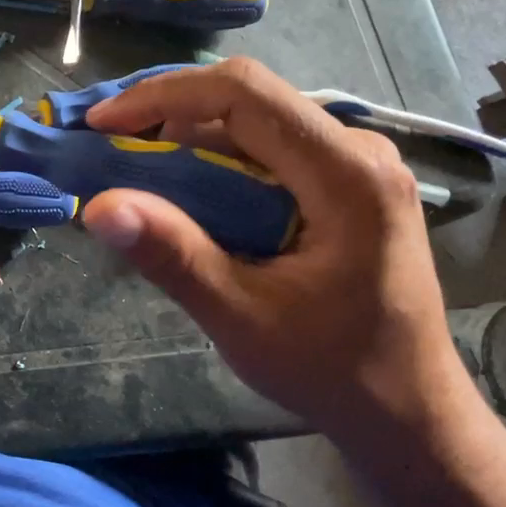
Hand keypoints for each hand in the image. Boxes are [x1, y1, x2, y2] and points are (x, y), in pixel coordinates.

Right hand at [80, 58, 467, 441]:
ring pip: (249, 119)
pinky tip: (176, 188)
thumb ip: (173, 256)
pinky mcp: (340, 181)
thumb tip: (97, 208)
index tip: (100, 125)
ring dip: (182, 134)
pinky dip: (207, 156)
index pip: (243, 95)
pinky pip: (261, 144)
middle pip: (245, 98)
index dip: (162, 96)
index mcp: (348, 174)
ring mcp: (353, 163)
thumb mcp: (242, 318)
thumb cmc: (333, 368)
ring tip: (128, 167)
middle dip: (164, 111)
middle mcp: (357, 151)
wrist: (407, 412)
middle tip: (104, 145)